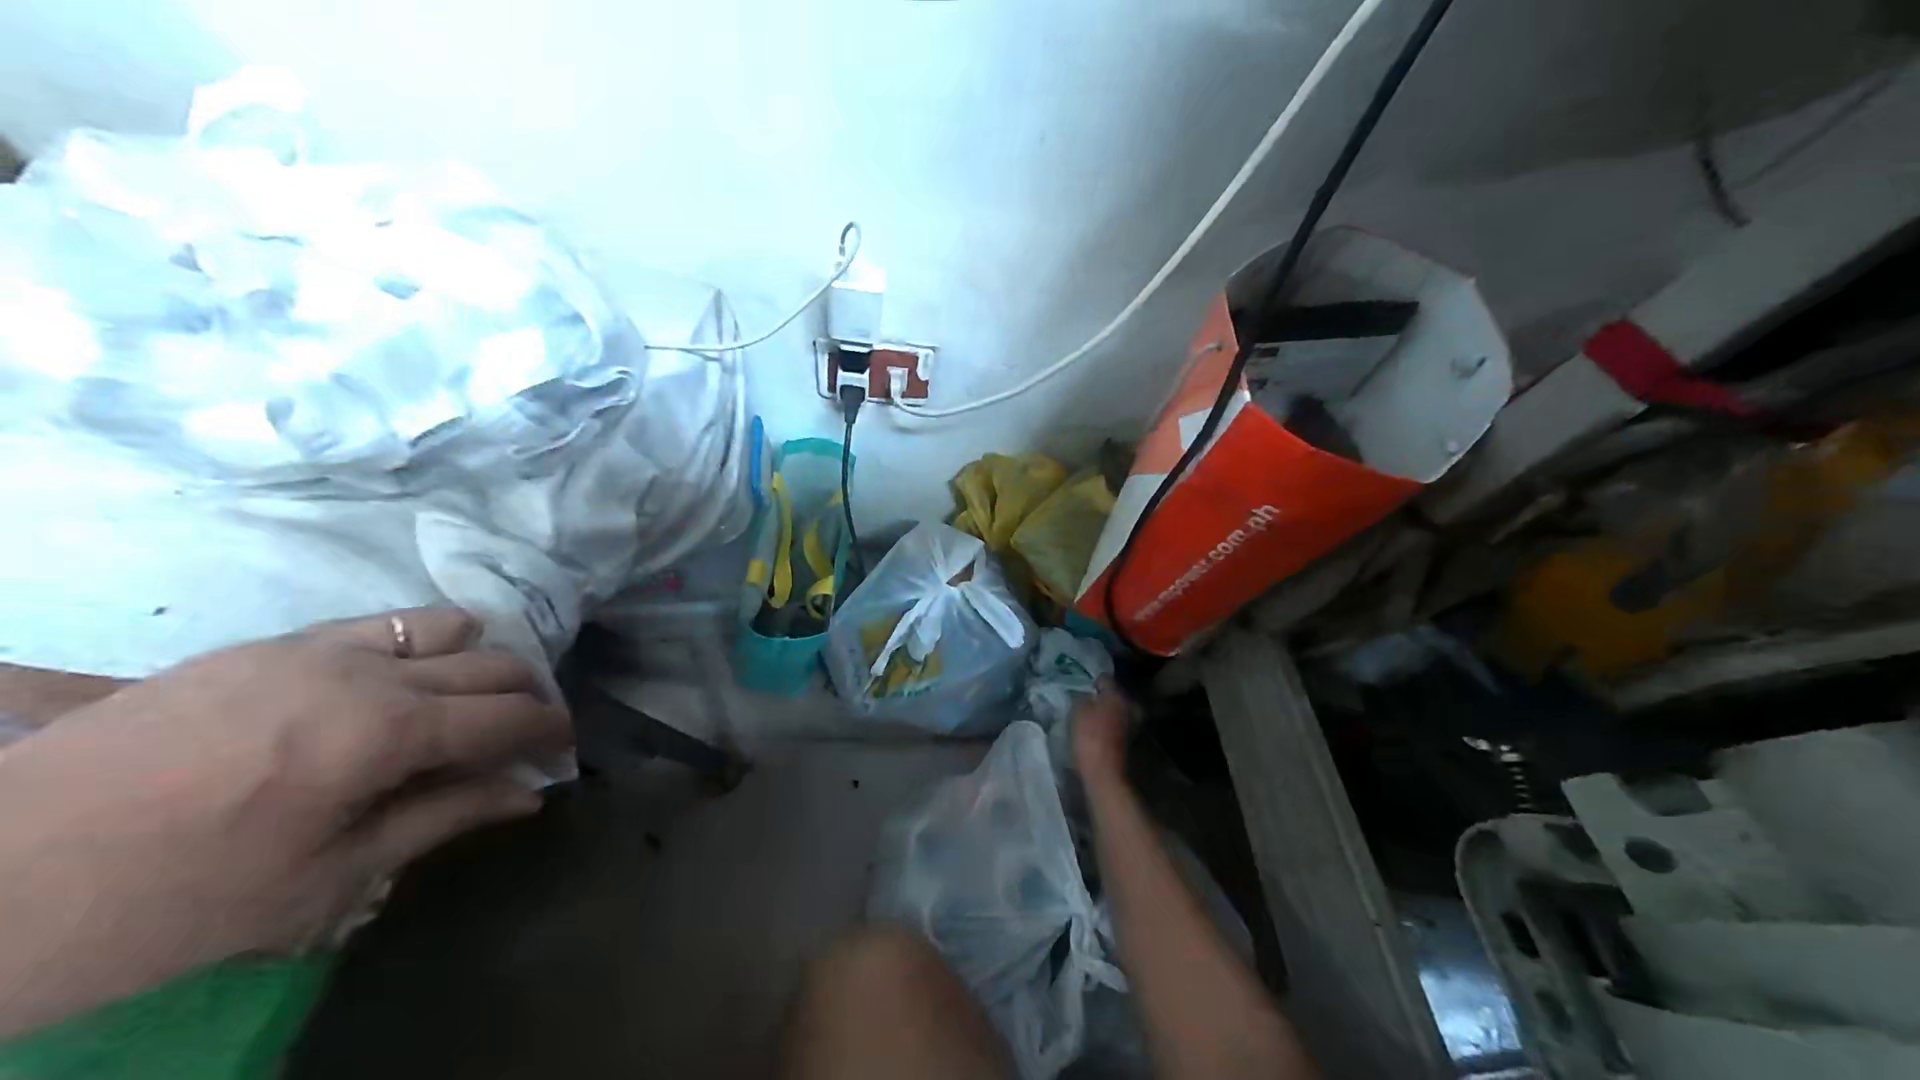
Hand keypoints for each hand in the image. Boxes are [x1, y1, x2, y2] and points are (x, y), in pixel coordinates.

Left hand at [0, 608, 570, 1036]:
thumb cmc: (173, 902)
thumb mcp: (324, 881)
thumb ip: (441, 820)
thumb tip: (527, 794)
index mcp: (386, 733)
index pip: (508, 716)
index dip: (550, 730)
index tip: (566, 747)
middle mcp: (365, 671)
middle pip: (489, 662)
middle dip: (526, 695)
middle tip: (525, 734)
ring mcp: (312, 647)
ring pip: (441, 624)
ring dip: (475, 659)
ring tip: (465, 702)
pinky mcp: (264, 644)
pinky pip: (374, 627)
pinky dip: (414, 649)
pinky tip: (392, 690)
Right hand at [1071, 681, 1132, 787]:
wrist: (1104, 772)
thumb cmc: (1089, 737)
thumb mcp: (1077, 710)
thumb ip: (1082, 696)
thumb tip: (1088, 695)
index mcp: (1117, 694)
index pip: (1104, 678)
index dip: (1091, 683)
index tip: (1081, 691)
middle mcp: (1130, 704)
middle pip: (1113, 694)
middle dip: (1101, 697)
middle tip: (1085, 703)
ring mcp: (1133, 722)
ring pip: (1116, 708)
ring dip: (1105, 711)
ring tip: (1090, 718)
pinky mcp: (1130, 737)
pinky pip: (1118, 722)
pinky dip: (1109, 723)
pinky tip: (1097, 730)